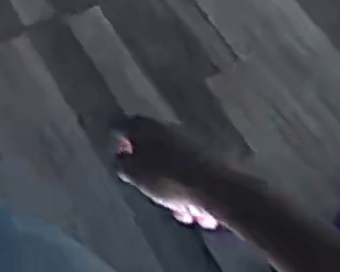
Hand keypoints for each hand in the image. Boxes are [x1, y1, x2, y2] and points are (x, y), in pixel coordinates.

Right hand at [113, 116, 231, 229]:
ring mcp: (192, 141)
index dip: (117, 145)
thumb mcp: (134, 174)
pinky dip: (196, 190)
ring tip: (185, 212)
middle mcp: (165, 126)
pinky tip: (201, 211)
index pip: (120, 127)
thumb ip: (122, 165)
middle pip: (151, 149)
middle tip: (157, 196)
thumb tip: (121, 160)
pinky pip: (197, 174)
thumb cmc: (168, 178)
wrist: (222, 189)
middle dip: (153, 175)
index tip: (124, 165)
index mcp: (142, 125)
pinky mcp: (215, 159)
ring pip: (176, 165)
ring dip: (177, 188)